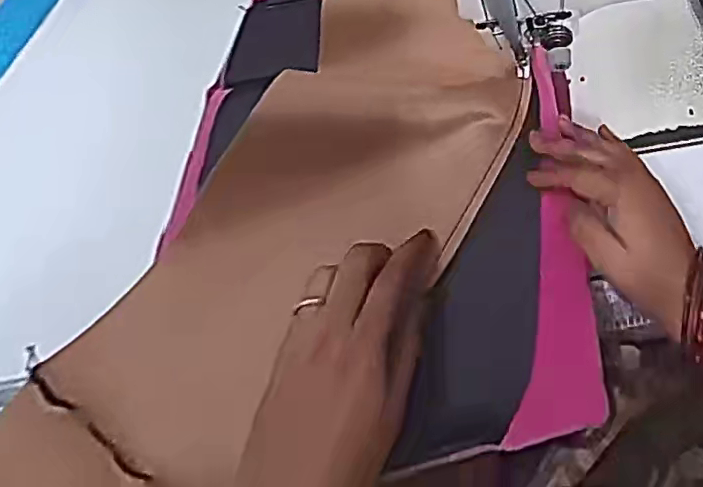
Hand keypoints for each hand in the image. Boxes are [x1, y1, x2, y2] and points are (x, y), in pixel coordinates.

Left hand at [233, 232, 436, 486]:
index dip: (412, 251)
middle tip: (396, 263)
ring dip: (349, 271)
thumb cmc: (348, 462)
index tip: (423, 240)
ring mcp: (298, 339)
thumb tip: (420, 305)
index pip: (391, 278)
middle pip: (354, 260)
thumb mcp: (393, 411)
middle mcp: (327, 333)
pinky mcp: (279, 352)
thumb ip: (408, 349)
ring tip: (364, 289)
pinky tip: (335, 315)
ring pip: (325, 272)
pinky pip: (304, 301)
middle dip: (380, 251)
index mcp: (362, 348)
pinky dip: (325, 293)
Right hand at [527, 122, 696, 336]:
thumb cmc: (652, 277)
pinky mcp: (648, 188)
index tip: (533, 176)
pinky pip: (623, 152)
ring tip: (563, 125)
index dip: (551, 174)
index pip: (576, 174)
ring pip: (606, 148)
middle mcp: (633, 179)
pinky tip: (602, 136)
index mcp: (621, 191)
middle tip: (538, 139)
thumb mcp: (608, 259)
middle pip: (590, 153)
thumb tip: (568, 206)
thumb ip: (583, 227)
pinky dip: (608, 141)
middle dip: (560, 145)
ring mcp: (642, 181)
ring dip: (582, 136)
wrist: (687, 288)